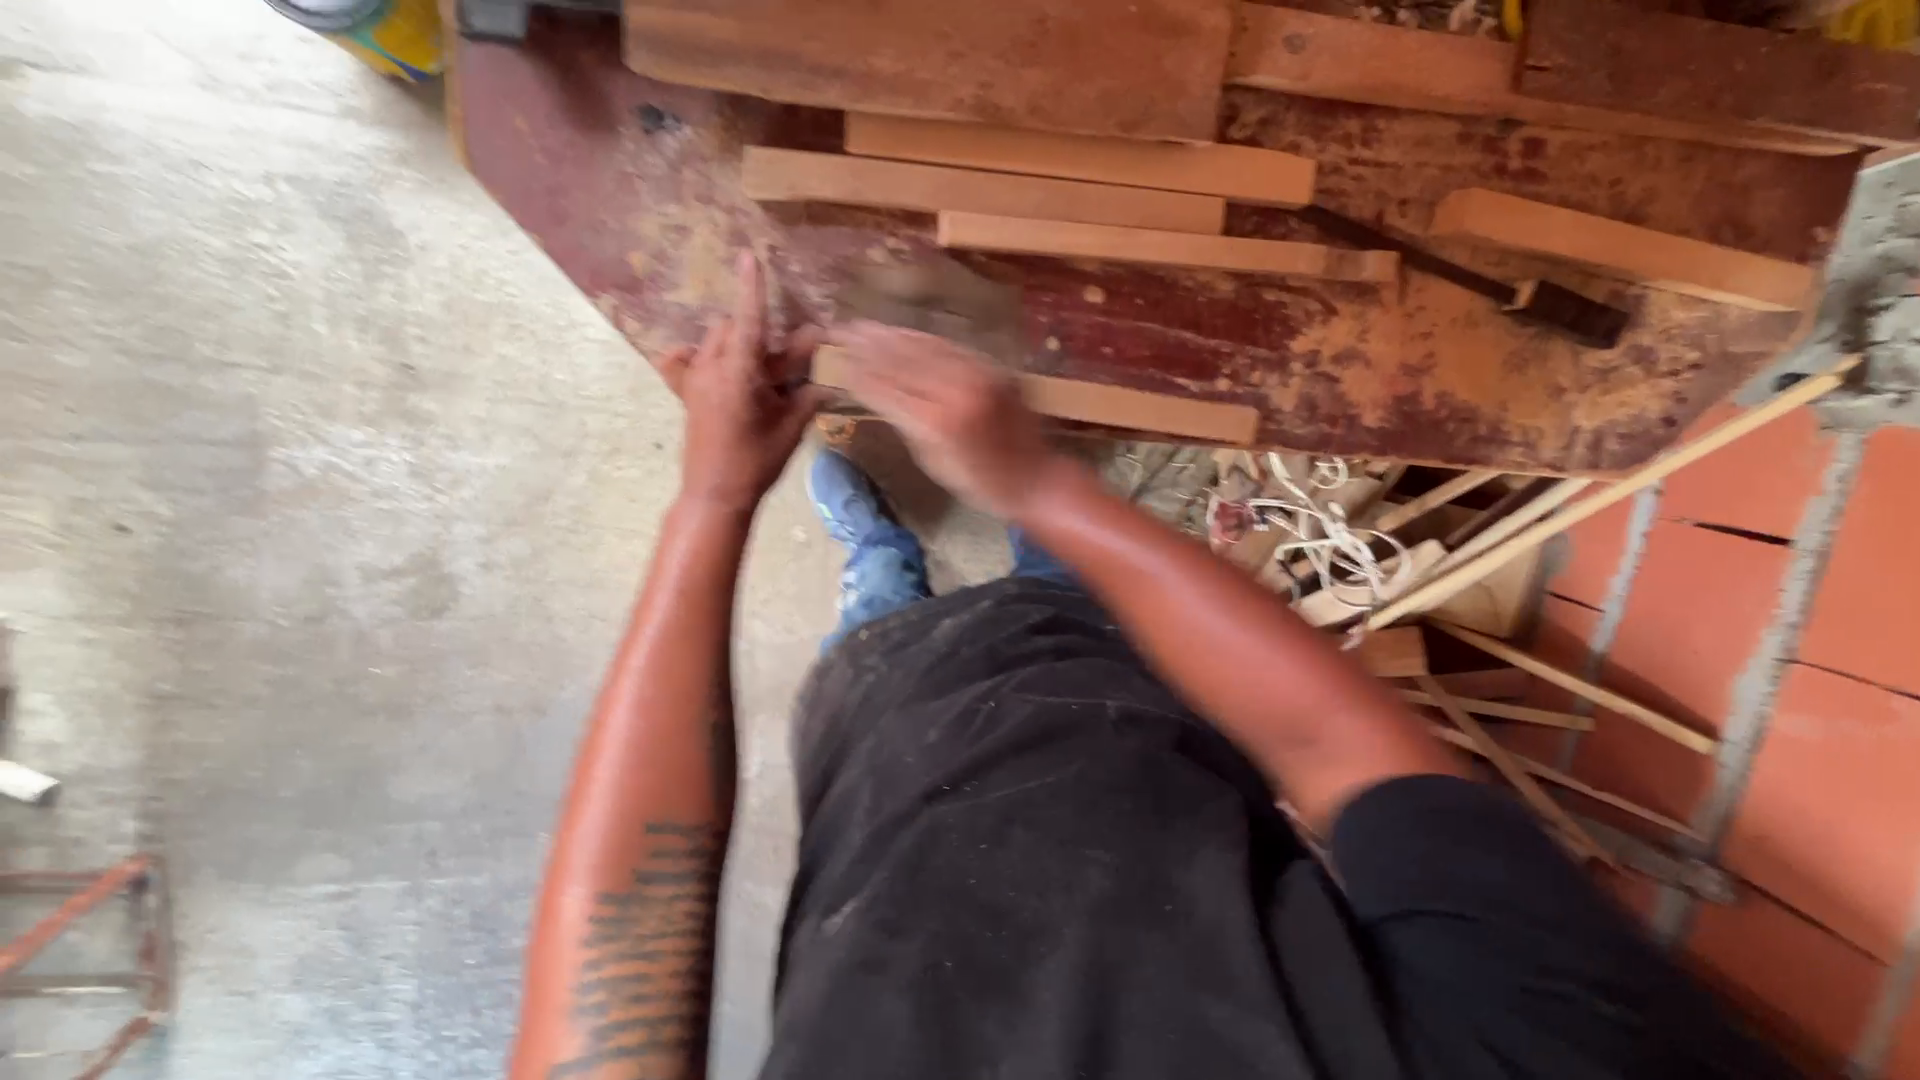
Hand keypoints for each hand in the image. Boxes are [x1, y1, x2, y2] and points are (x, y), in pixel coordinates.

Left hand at [650, 252, 830, 511]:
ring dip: (739, 344)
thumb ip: (809, 393)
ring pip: (715, 340)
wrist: (714, 494)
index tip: (750, 255)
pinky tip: (718, 369)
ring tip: (761, 373)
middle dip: (759, 333)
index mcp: (738, 373)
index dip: (751, 287)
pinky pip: (687, 360)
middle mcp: (710, 367)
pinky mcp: (687, 393)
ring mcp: (694, 379)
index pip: (748, 320)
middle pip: (733, 327)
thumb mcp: (791, 427)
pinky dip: (704, 355)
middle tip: (785, 360)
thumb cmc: (756, 462)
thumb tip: (831, 372)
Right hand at [827, 321, 1064, 519]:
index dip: (860, 372)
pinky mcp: (993, 367)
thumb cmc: (979, 483)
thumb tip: (877, 392)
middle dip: (870, 344)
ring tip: (866, 326)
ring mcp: (978, 375)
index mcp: (937, 422)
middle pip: (904, 360)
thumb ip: (905, 423)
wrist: (1034, 478)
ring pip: (926, 347)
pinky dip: (923, 339)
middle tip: (843, 329)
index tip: (838, 358)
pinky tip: (905, 333)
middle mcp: (957, 391)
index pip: (888, 388)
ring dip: (893, 335)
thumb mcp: (933, 461)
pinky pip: (951, 347)